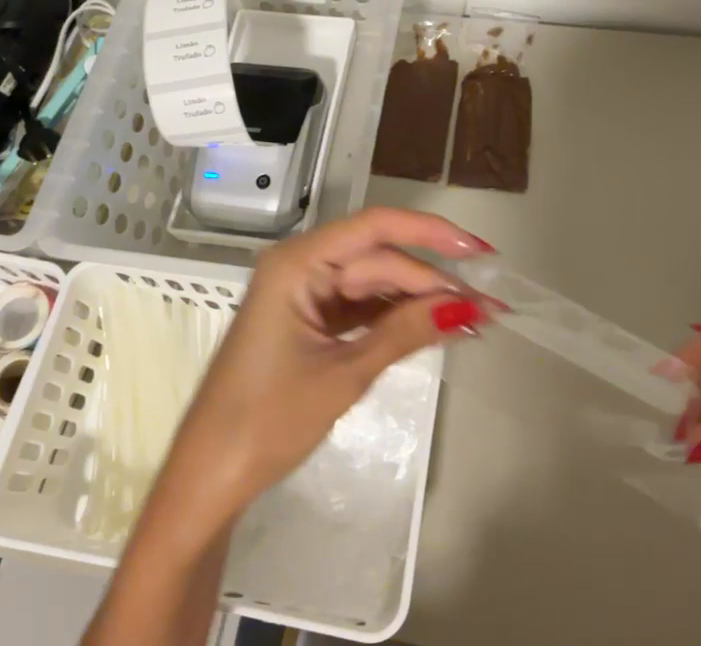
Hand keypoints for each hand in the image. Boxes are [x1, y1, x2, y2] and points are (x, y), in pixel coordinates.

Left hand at [154, 208, 493, 524]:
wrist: (213, 472)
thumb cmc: (268, 419)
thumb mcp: (345, 374)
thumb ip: (406, 333)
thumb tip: (469, 307)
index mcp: (297, 263)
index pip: (374, 229)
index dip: (431, 234)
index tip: (480, 254)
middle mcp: (301, 267)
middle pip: (379, 258)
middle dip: (433, 280)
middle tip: (488, 307)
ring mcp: (304, 295)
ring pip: (374, 283)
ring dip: (420, 300)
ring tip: (473, 320)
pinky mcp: (310, 321)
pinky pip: (362, 307)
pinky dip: (396, 318)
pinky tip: (435, 328)